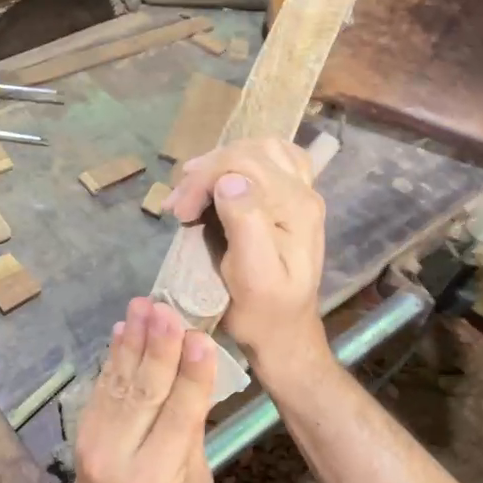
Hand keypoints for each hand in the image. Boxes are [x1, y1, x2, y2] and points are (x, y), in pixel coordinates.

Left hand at [73, 298, 217, 482]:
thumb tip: (195, 374)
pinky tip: (124, 329)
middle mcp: (121, 459)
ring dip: (133, 341)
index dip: (190, 378)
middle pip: (143, 394)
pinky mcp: (82, 429)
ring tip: (145, 305)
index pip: (177, 419)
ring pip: (118, 383)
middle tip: (169, 311)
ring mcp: (95, 442)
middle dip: (157, 349)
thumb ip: (193, 436)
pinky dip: (114, 355)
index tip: (200, 339)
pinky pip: (102, 385)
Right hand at [161, 138, 329, 373]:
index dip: (203, 180)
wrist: (283, 333)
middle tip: (179, 206)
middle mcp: (304, 193)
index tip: (178, 213)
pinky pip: (271, 159)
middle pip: (249, 151)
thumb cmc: (263, 312)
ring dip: (219, 163)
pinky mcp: (291, 198)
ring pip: (258, 148)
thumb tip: (229, 181)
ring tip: (193, 191)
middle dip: (206, 171)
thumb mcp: (252, 276)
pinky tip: (223, 179)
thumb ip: (245, 224)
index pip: (243, 164)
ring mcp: (300, 193)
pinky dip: (241, 160)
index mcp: (296, 208)